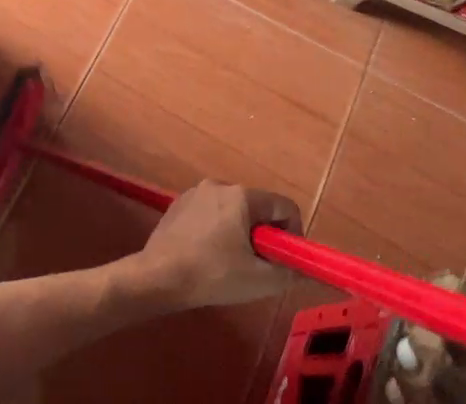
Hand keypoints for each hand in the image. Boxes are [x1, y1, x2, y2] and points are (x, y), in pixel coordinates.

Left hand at [113, 180, 302, 313]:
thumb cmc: (214, 274)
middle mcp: (217, 185)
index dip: (294, 233)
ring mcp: (194, 192)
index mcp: (240, 196)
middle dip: (266, 234)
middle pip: (258, 207)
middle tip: (260, 263)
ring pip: (234, 210)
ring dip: (242, 232)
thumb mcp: (263, 279)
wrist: (160, 274)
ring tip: (233, 261)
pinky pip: (212, 212)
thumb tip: (305, 270)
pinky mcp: (179, 204)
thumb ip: (292, 272)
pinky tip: (210, 254)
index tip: (286, 257)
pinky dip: (220, 229)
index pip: (284, 206)